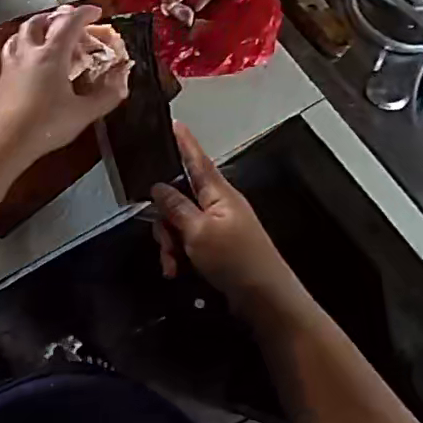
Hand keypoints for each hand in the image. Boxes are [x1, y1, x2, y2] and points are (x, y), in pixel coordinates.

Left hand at [0, 4, 130, 166]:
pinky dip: (23, 45)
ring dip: (35, 28)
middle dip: (56, 17)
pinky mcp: (1, 78)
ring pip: (20, 34)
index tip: (96, 12)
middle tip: (69, 23)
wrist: (5, 142)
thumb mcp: (83, 113)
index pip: (69, 23)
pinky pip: (11, 51)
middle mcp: (28, 53)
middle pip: (38, 22)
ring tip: (46, 36)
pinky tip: (28, 59)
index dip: (85, 13)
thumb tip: (122, 82)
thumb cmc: (46, 126)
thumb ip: (106, 96)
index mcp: (51, 56)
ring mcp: (11, 65)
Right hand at [150, 121, 302, 311]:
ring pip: (177, 224)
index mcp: (219, 194)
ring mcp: (216, 226)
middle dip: (163, 222)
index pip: (197, 161)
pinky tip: (177, 271)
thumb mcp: (198, 232)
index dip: (184, 143)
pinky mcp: (214, 245)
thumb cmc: (234, 259)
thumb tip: (158, 186)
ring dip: (169, 244)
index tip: (174, 123)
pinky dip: (177, 256)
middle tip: (165, 245)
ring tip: (173, 266)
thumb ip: (175, 207)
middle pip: (177, 199)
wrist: (264, 298)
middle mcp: (217, 205)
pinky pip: (185, 241)